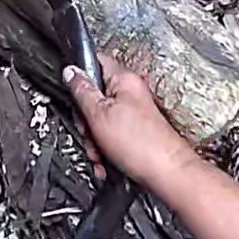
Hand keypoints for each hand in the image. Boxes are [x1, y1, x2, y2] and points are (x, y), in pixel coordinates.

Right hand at [64, 53, 197, 187]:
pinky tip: (105, 161)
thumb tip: (70, 72)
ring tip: (98, 152)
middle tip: (88, 130)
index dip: (79, 76)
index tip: (74, 93)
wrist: (168, 176)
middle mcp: (130, 92)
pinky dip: (104, 147)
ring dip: (93, 138)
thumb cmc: (141, 145)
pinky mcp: (135, 131)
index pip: (95, 62)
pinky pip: (111, 133)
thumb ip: (81, 91)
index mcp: (124, 80)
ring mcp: (134, 112)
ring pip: (100, 117)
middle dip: (86, 118)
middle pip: (94, 94)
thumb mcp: (98, 114)